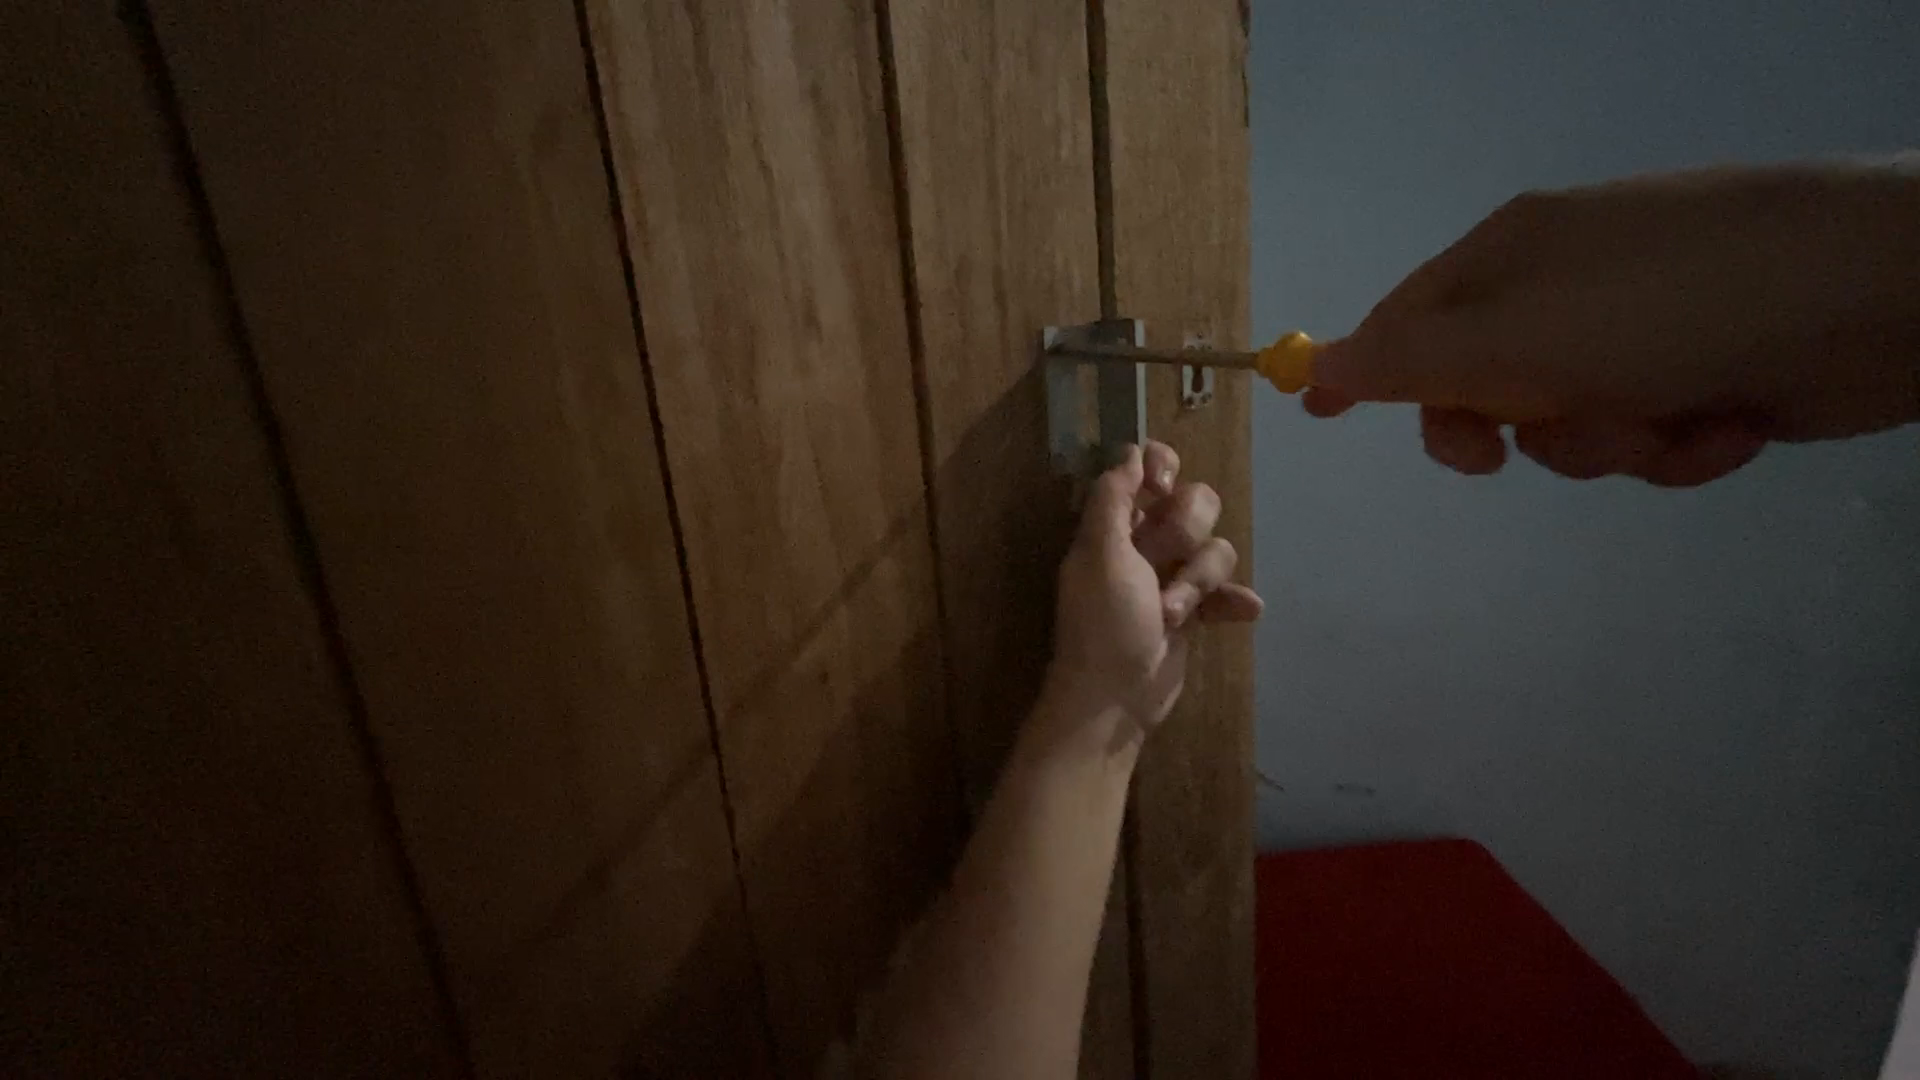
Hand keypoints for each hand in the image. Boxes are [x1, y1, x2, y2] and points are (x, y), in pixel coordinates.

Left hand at [1046, 443, 1262, 744]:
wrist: (1116, 697)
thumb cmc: (1104, 623)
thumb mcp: (1100, 555)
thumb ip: (1112, 499)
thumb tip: (1131, 451)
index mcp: (1116, 525)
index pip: (1146, 470)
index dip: (1163, 468)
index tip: (1164, 487)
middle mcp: (1145, 543)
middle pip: (1193, 504)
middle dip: (1186, 534)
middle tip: (1163, 564)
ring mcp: (1171, 577)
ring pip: (1215, 548)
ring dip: (1200, 580)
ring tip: (1173, 614)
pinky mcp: (1194, 610)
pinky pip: (1227, 591)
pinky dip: (1232, 601)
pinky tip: (1241, 614)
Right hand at [1303, 163, 1919, 484]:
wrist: (1904, 292)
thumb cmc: (1673, 304)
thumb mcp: (1515, 337)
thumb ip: (1407, 360)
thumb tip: (1319, 364)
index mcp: (1510, 255)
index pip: (1402, 317)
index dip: (1361, 368)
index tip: (1321, 414)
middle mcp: (1562, 287)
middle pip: (1474, 381)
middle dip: (1495, 427)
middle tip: (1501, 454)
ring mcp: (1633, 327)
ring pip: (1559, 421)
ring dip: (1598, 442)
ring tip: (1660, 422)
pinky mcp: (1697, 368)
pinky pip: (1636, 431)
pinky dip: (1668, 445)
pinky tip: (1722, 426)